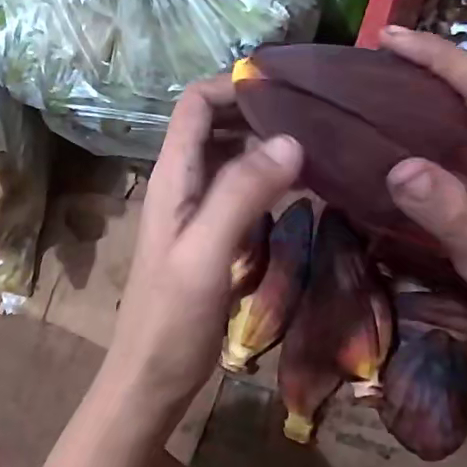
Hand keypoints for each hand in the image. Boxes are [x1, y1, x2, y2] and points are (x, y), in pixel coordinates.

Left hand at [105, 76, 302, 412]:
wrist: (150, 380)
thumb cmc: (172, 319)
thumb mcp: (206, 253)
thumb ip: (242, 194)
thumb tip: (290, 139)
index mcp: (172, 176)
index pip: (195, 104)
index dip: (233, 86)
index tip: (286, 88)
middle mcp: (182, 183)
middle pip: (214, 123)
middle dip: (258, 110)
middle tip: (313, 114)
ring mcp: (195, 210)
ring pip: (230, 155)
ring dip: (266, 142)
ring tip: (316, 143)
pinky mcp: (211, 234)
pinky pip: (240, 188)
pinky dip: (268, 176)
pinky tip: (301, 187)